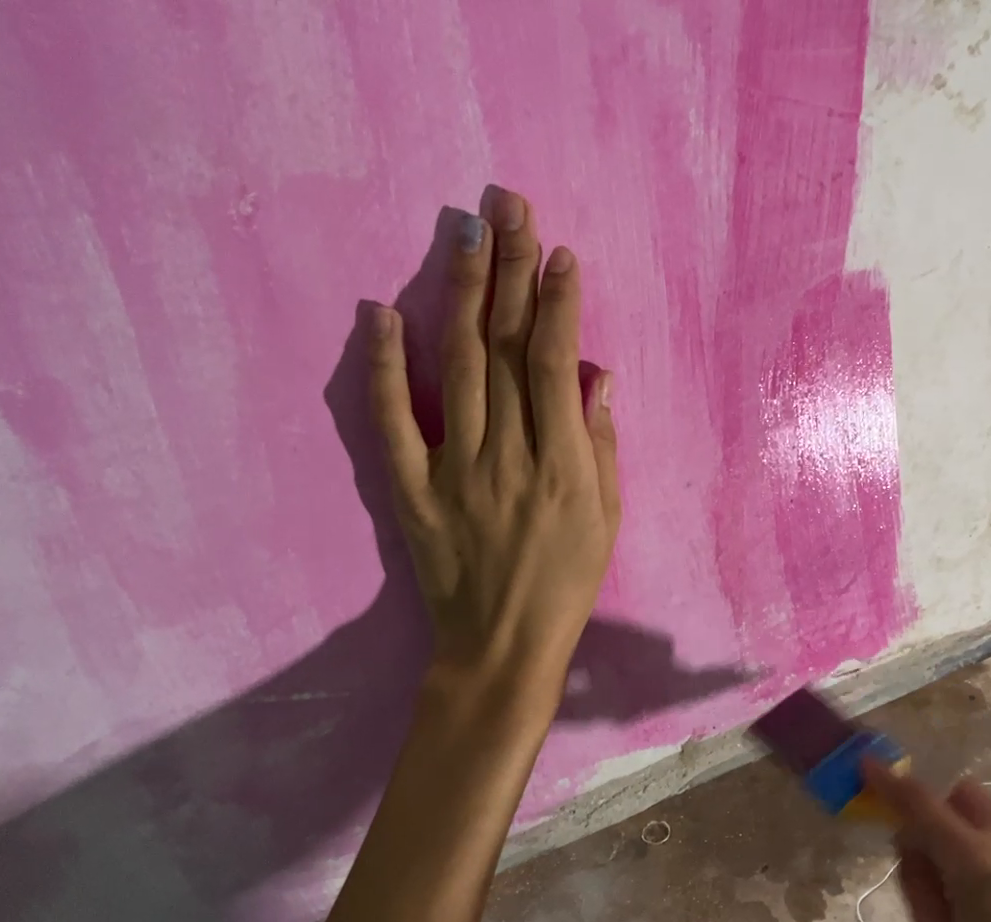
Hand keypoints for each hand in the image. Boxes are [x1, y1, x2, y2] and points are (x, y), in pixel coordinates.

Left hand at [362, 189, 619, 681]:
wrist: (501, 646)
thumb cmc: (567, 582)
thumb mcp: (608, 519)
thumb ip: (600, 445)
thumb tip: (596, 375)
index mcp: (564, 465)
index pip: (558, 366)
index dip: (559, 305)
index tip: (559, 253)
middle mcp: (508, 456)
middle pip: (508, 349)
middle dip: (510, 271)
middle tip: (507, 205)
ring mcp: (454, 471)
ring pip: (458, 367)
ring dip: (462, 294)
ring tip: (466, 232)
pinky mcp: (411, 490)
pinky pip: (393, 421)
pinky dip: (385, 366)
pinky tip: (382, 312)